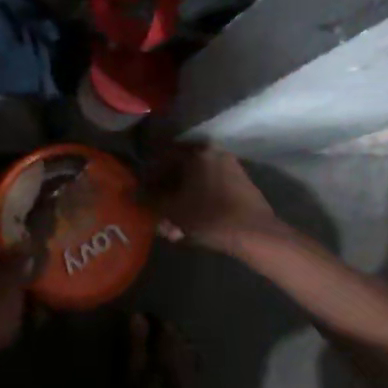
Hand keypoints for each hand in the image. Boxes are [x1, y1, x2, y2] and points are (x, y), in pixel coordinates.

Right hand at [146, 145, 281, 253]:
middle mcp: (214, 153)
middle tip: (158, 215)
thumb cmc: (208, 216)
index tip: (142, 195)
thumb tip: (132, 193)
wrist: (255, 235)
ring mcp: (230, 168)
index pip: (163, 159)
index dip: (149, 178)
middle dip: (166, 195)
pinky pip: (210, 190)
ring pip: (195, 184)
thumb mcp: (171, 209)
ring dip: (181, 203)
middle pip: (180, 172)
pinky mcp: (240, 185)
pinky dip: (197, 204)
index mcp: (197, 152)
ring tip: (173, 227)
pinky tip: (190, 226)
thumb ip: (149, 199)